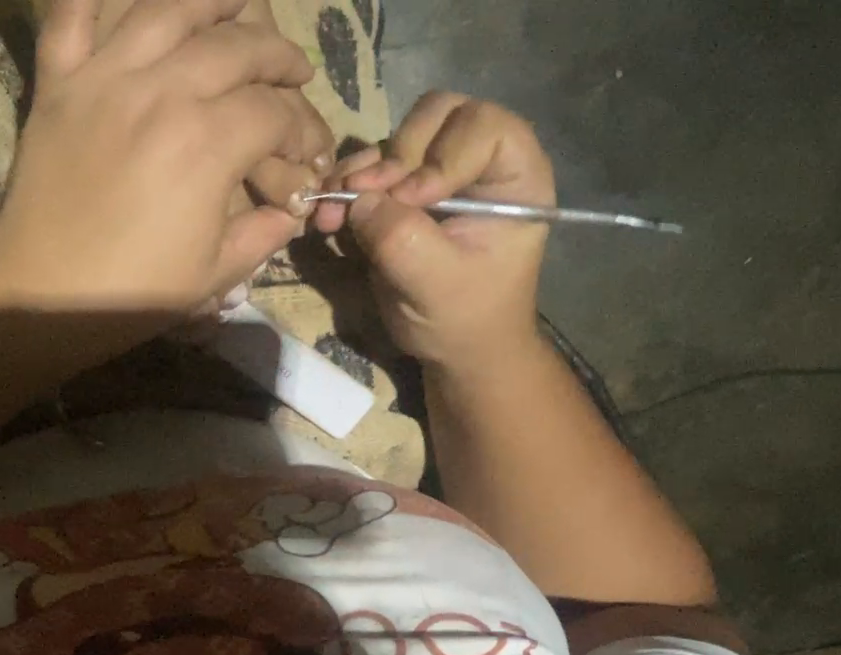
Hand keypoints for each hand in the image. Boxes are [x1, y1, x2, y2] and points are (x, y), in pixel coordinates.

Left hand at [0, 0, 313, 313]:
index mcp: (207, 145)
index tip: (306, 151)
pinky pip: (71, 16)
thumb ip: (260, 236)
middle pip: (235, 47)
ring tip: (240, 2)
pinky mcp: (56, 85)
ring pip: (167, 9)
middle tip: (293, 69)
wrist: (43, 299)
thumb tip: (292, 214)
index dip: (301, 129)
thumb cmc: (131, 296)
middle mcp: (161, 93)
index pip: (272, 112)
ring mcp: (103, 80)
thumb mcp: (210, 276)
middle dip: (278, 55)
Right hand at [313, 93, 555, 364]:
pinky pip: (368, 170)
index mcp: (513, 177)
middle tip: (366, 198)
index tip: (412, 200)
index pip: (483, 127)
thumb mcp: (437, 285)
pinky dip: (344, 187)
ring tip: (332, 213)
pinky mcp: (400, 193)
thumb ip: (402, 239)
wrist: (453, 351)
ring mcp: (435, 174)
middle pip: (436, 117)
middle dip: (396, 156)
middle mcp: (477, 163)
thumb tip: (358, 199)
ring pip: (395, 140)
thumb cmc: (464, 320)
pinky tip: (327, 217)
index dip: (442, 154)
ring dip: (359, 173)